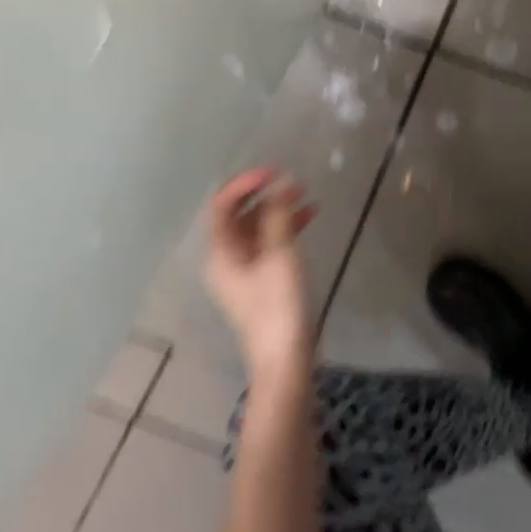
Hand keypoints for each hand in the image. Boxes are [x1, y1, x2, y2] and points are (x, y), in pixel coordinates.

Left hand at [203, 167, 317, 372]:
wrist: (285, 359)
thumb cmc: (278, 306)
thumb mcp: (279, 255)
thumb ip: (277, 216)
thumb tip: (279, 187)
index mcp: (221, 251)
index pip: (223, 203)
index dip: (246, 182)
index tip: (274, 172)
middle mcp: (226, 257)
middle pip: (238, 214)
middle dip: (264, 194)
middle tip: (291, 181)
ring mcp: (244, 271)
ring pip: (256, 228)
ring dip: (278, 209)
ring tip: (305, 196)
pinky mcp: (262, 280)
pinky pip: (269, 244)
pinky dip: (286, 228)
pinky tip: (309, 217)